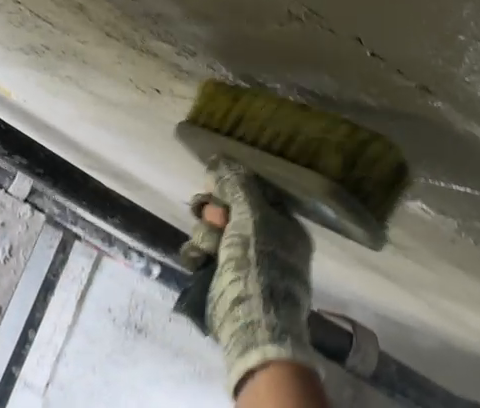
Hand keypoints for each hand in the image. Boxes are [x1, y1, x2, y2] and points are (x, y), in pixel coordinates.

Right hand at [186, 160, 320, 398]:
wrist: (250, 321)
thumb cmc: (261, 265)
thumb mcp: (253, 216)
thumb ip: (236, 184)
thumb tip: (218, 157)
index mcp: (282, 227)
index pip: (253, 193)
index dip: (232, 185)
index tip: (214, 181)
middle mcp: (262, 241)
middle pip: (226, 208)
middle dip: (213, 210)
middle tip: (213, 216)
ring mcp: (239, 259)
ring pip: (209, 228)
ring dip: (205, 234)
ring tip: (210, 249)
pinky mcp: (218, 275)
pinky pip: (198, 251)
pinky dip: (196, 254)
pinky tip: (199, 260)